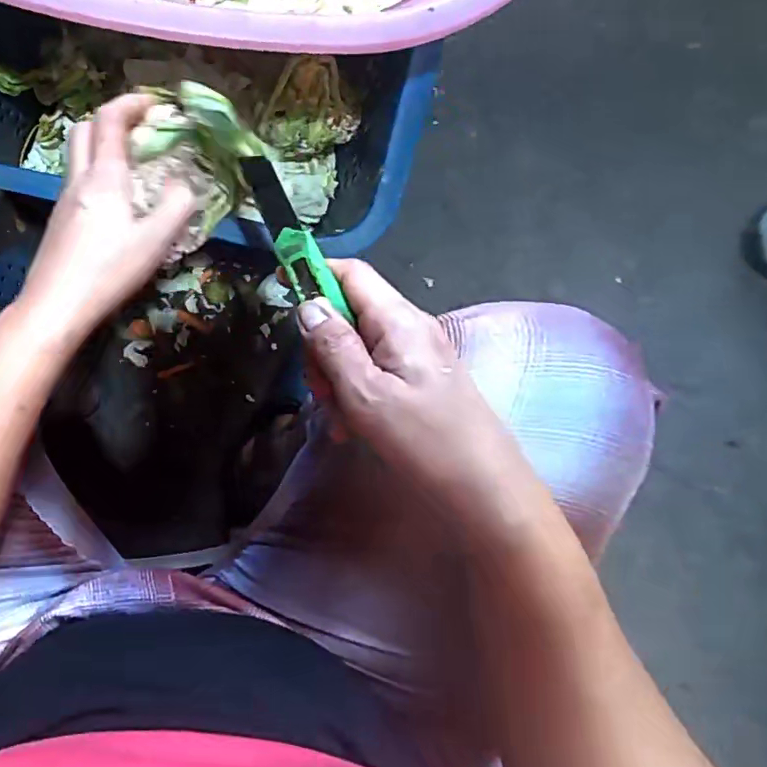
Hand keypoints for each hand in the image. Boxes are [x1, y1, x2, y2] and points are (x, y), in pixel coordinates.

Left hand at [10, 94, 196, 340]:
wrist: (53, 307)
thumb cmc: (107, 271)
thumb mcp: (155, 241)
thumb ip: (177, 206)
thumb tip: (183, 183)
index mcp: (103, 176)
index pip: (110, 118)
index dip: (132, 102)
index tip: (156, 105)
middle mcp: (78, 180)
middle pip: (84, 128)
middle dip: (111, 118)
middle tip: (140, 131)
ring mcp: (62, 201)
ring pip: (77, 156)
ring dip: (101, 147)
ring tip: (133, 167)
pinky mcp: (57, 222)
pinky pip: (76, 182)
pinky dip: (95, 175)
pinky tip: (114, 204)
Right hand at [296, 259, 548, 537]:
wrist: (486, 494)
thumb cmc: (424, 441)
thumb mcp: (365, 393)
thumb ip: (332, 345)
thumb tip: (307, 304)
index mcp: (398, 321)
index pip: (350, 273)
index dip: (313, 274)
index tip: (280, 292)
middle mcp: (408, 328)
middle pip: (346, 312)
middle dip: (320, 345)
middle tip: (318, 387)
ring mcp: (414, 354)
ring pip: (353, 346)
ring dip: (333, 376)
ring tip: (339, 417)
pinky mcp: (417, 379)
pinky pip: (371, 371)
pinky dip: (352, 392)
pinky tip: (352, 427)